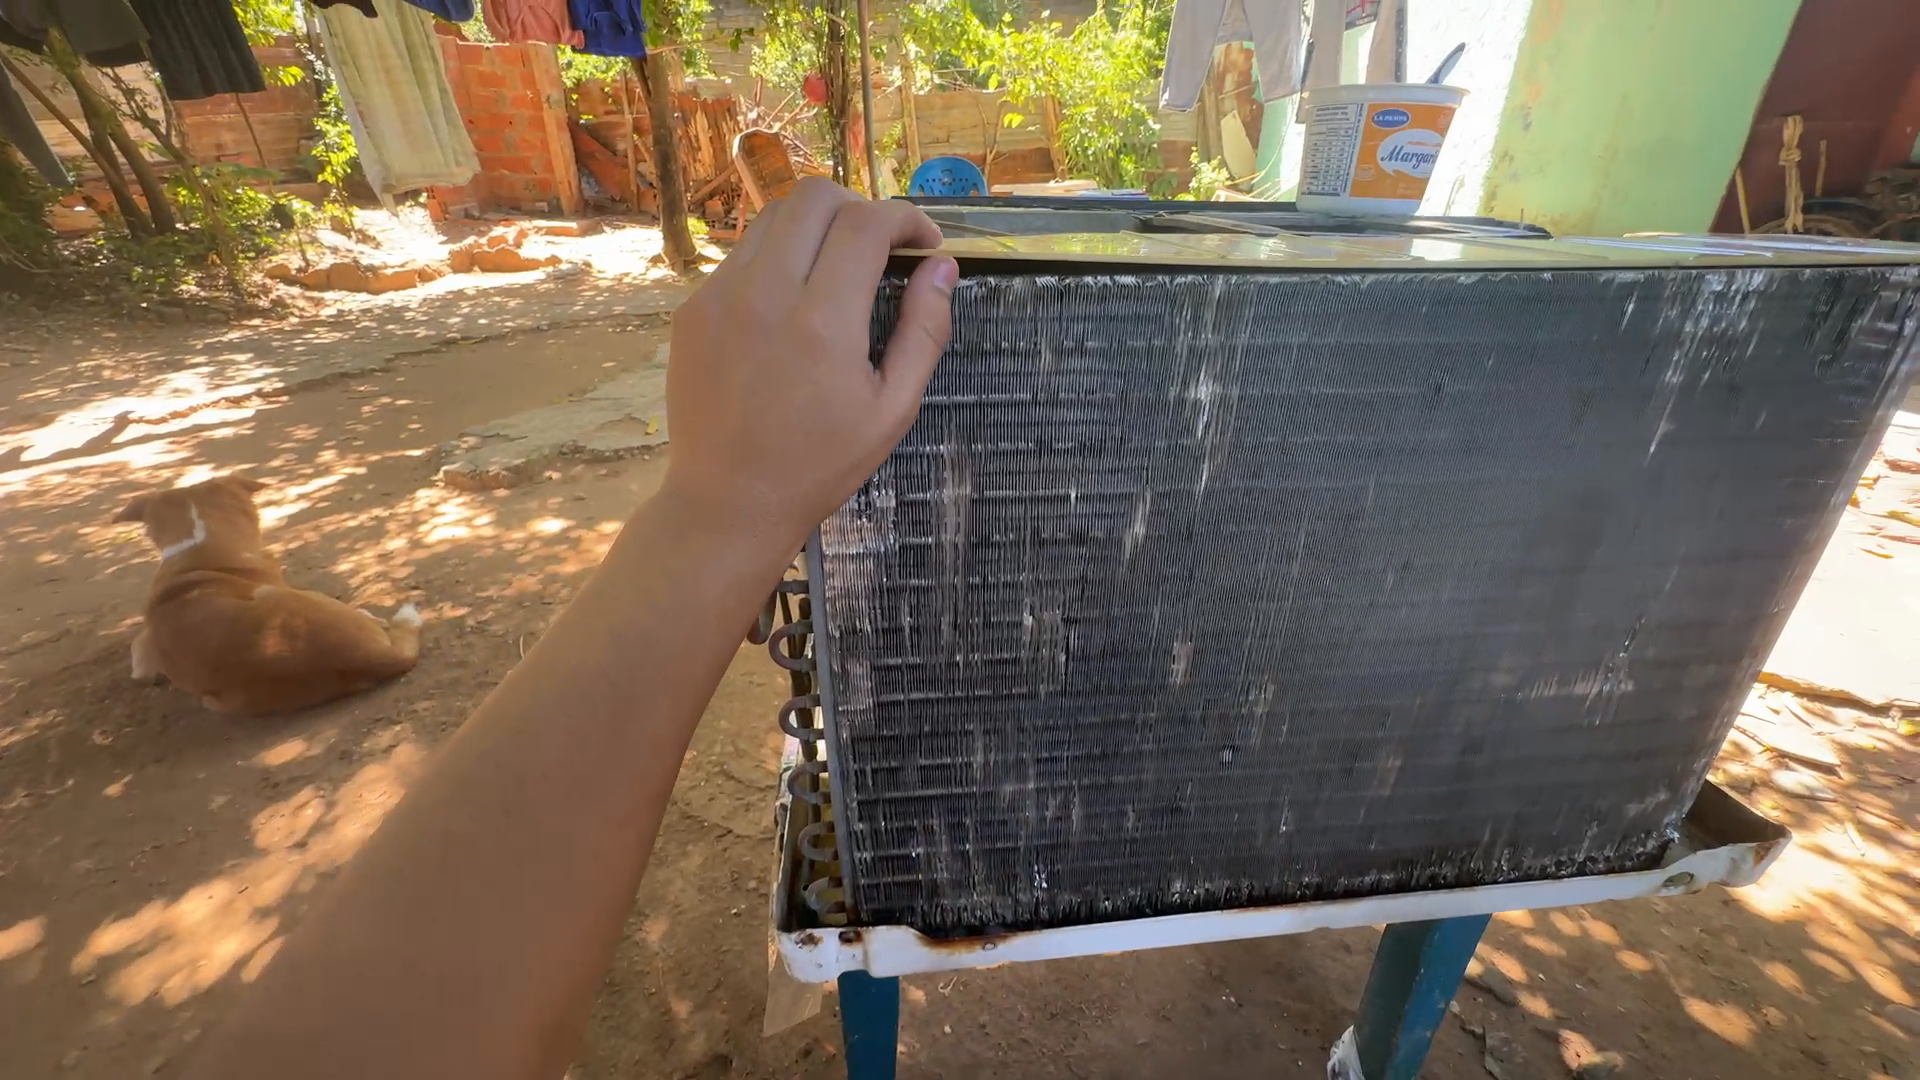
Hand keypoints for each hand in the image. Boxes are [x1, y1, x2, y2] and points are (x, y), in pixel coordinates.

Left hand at [662, 178, 957, 547]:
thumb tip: (942, 267)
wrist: (730, 500)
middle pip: (815, 197)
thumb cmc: (821, 465)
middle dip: (861, 209)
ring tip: (837, 273)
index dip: (906, 218)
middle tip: (881, 250)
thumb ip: (923, 333)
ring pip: (773, 217)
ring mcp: (719, 296)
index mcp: (823, 323)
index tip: (924, 242)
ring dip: (817, 229)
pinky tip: (792, 306)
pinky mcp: (693, 309)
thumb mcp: (892, 411)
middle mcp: (766, 293)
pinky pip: (742, 255)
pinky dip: (779, 259)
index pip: (867, 223)